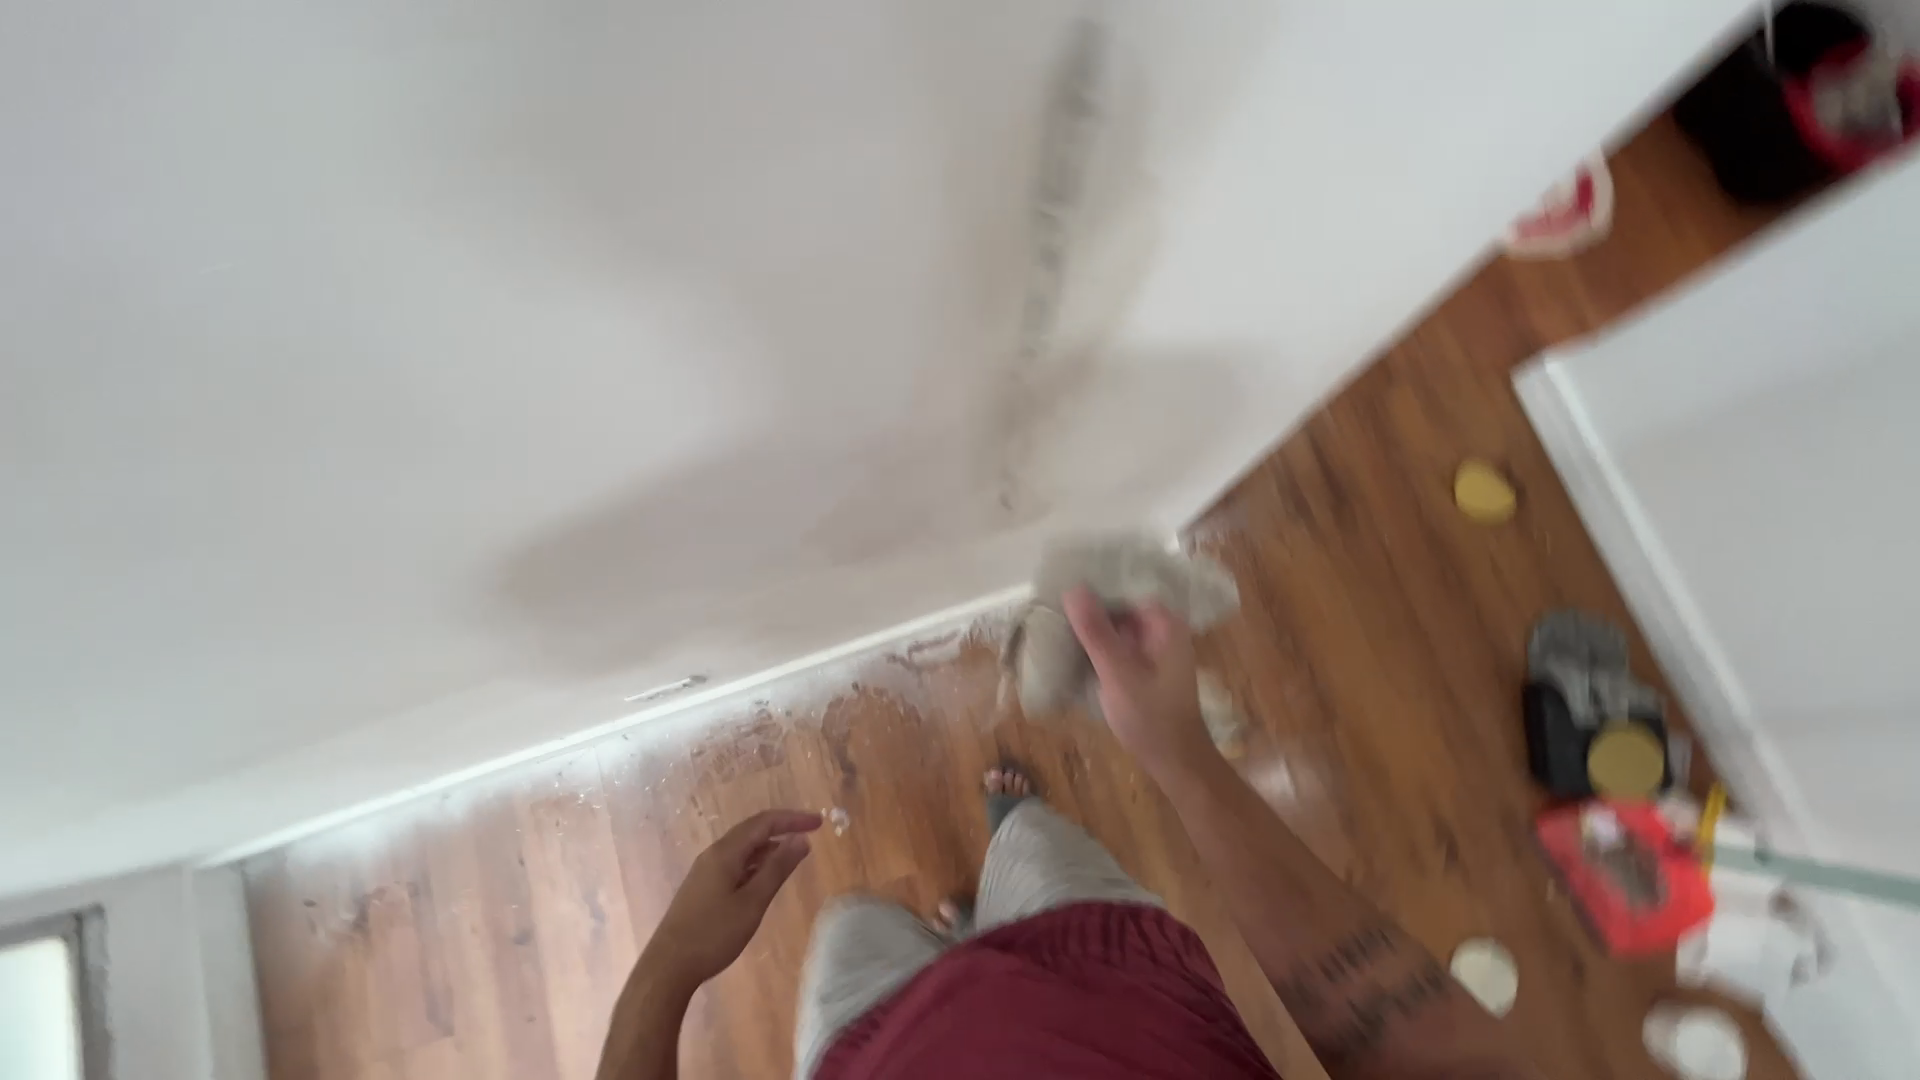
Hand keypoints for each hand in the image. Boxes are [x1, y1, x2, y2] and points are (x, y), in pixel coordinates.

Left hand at [641, 809, 821, 992]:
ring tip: (793, 856)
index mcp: (725, 852)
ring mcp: (705, 871)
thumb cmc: (713, 935)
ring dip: (769, 847)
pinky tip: (764, 879)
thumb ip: (777, 869)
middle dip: (782, 829)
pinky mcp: (701, 888)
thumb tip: (801, 840)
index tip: (818, 823)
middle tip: (810, 834)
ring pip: (742, 848)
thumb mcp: (752, 902)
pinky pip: (734, 863)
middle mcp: (713, 854)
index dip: (793, 819)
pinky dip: (755, 863)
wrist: (666, 969)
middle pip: (752, 831)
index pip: (764, 822)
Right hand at [1063, 585, 1215, 778]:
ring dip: (1090, 621)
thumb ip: (1096, 631)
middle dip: (1090, 600)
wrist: (1174, 760)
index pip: (1127, 584)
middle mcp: (1161, 629)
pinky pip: (1116, 642)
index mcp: (1164, 623)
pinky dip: (1096, 641)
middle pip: (1120, 602)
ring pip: (1116, 623)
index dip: (1096, 579)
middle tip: (1051, 594)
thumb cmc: (1150, 716)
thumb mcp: (1118, 672)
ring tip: (1054, 612)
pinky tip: (1070, 640)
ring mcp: (1152, 648)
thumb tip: (1073, 588)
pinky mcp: (1142, 665)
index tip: (1064, 575)